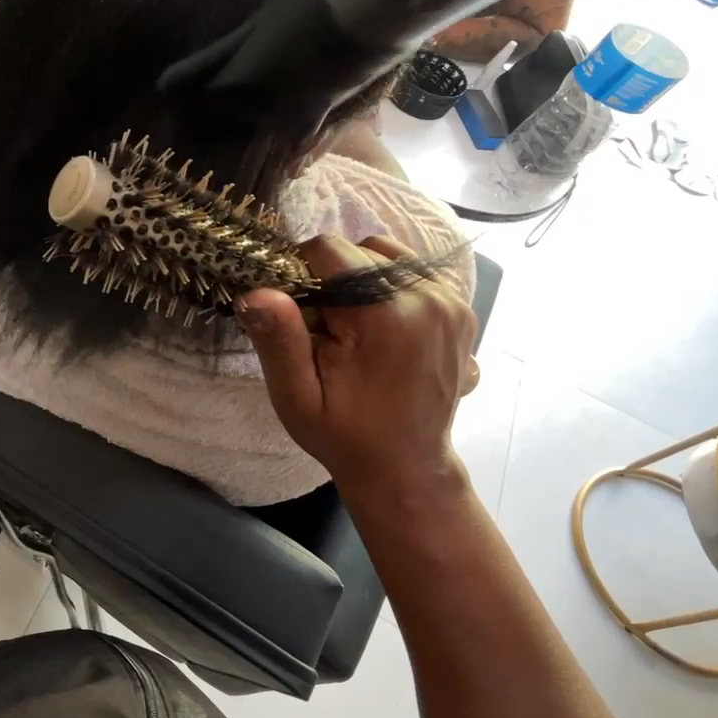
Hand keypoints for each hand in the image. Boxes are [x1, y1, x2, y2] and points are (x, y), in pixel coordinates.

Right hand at [236, 235, 479, 490]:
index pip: (327, 249)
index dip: (300, 274)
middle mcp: (427, 297)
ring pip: (386, 255)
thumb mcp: (296, 395)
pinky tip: (382, 328)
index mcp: (385, 314)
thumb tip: (255, 290)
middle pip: (357, 250)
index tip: (299, 316)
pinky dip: (389, 289)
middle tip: (325, 331)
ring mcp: (452, 302)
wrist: (405, 468)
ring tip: (354, 328)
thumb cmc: (343, 435)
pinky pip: (413, 273)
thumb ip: (278, 339)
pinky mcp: (462, 310)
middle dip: (331, 280)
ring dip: (360, 280)